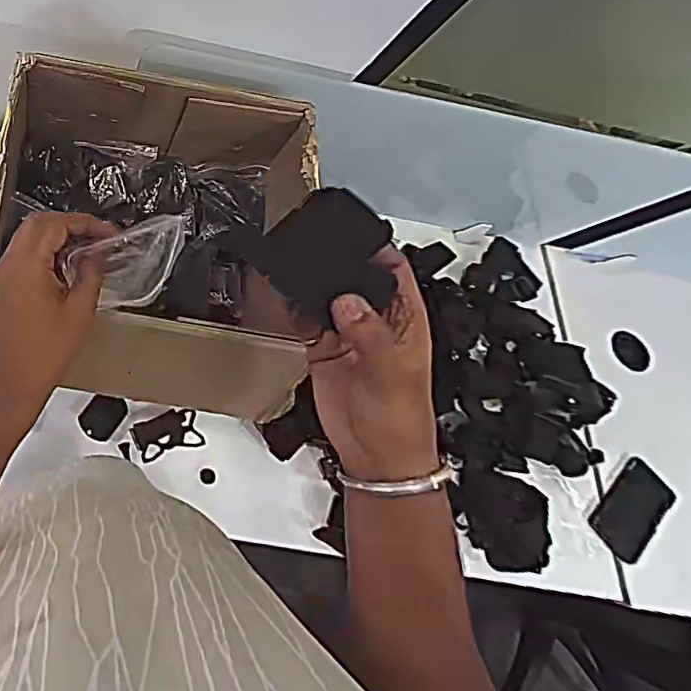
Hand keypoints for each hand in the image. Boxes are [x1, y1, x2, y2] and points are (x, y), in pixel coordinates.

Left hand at [0, 211, 115, 401]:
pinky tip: (65, 268)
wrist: (17, 379)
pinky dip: (45, 251)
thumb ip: (91, 272)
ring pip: (29, 236)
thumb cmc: (42, 353)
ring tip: (84, 252)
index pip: (55, 224)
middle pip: (39, 223)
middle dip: (71, 224)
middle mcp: (10, 266)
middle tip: (96, 236)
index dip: (85, 223)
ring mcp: (3, 275)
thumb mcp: (80, 309)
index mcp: (28, 267)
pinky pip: (23, 255)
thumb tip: (98, 253)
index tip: (104, 232)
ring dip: (57, 236)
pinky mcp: (3, 286)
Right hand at [306, 246, 438, 480]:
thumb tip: (348, 302)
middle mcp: (376, 322)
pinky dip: (295, 308)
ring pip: (329, 297)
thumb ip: (370, 335)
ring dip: (314, 284)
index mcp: (405, 320)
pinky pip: (307, 320)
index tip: (357, 233)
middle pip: (357, 279)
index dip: (380, 250)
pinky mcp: (323, 349)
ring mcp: (348, 334)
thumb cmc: (401, 420)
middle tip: (315, 246)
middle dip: (339, 263)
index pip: (396, 272)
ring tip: (296, 266)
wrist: (374, 457)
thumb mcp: (391, 373)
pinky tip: (285, 297)